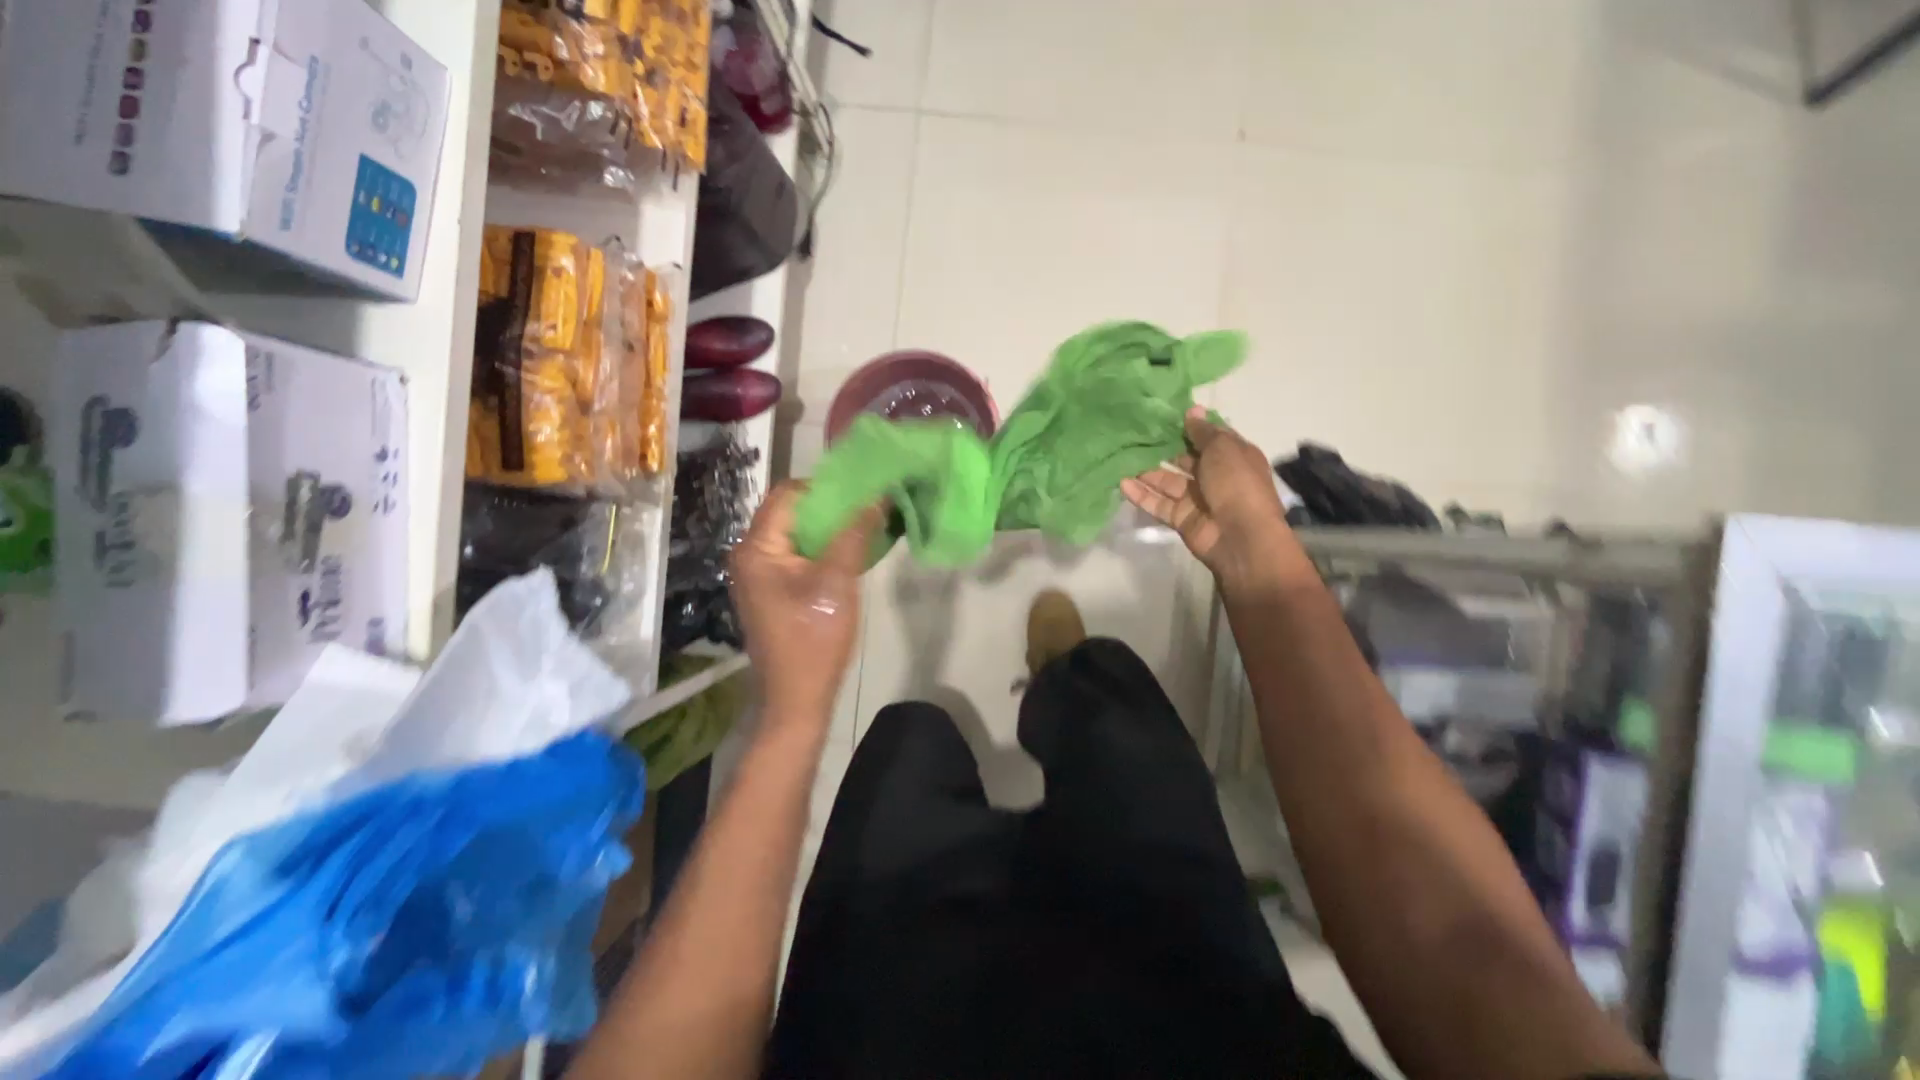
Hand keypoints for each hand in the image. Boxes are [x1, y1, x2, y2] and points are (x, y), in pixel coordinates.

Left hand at [731, 482, 883, 723]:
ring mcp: (758, 575)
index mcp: (756, 547)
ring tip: (866, 525)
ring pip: (796, 534)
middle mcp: (749, 555)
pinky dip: (822, 549)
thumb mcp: (837, 581)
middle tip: (869, 504)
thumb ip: (854, 533)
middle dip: (830, 505)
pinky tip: (851, 553)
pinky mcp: (771, 591)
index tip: (863, 489)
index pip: (788, 494)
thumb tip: (876, 496)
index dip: (826, 486)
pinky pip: (796, 556)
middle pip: (790, 512)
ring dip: (829, 528)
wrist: (796, 698)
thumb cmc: (814, 639)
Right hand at [1122, 407, 1307, 589]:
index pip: (1209, 437)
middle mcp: (1215, 475)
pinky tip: (1122, 483)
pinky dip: (1142, 495)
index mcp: (1233, 456)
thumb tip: (1192, 411)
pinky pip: (1159, 503)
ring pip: (1168, 481)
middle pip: (1185, 459)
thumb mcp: (1223, 448)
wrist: (1242, 537)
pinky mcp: (1182, 519)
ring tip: (1120, 455)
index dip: (1189, 426)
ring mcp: (1197, 499)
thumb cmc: (1237, 483)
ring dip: (1146, 470)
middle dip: (1163, 448)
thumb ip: (1203, 431)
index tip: (1163, 414)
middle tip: (1133, 433)